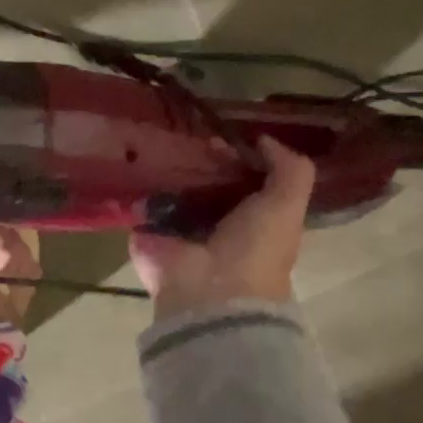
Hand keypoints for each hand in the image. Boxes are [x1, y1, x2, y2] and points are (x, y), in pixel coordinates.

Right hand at [128, 137, 314, 318]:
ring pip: (170, 188)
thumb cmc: (255, 248)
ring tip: (156, 140)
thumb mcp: (287, 205)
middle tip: (187, 134)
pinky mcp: (145, 231)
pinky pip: (139, 201)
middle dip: (198, 158)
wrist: (209, 289)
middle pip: (204, 180)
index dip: (236, 156)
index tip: (224, 135)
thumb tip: (263, 138)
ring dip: (165, 168)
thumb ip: (289, 170)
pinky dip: (137, 185)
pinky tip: (134, 161)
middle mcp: (214, 220)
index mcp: (251, 217)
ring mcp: (177, 226)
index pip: (241, 178)